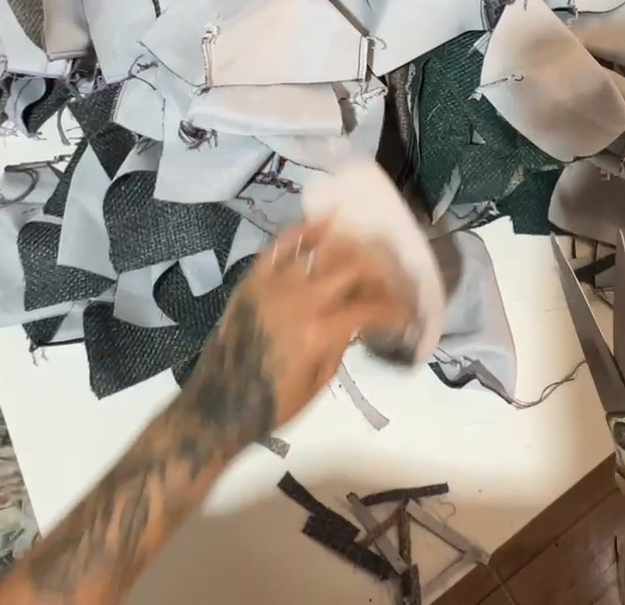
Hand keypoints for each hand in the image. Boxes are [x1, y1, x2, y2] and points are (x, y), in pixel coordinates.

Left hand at [183, 214, 416, 439]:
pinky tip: (328, 218)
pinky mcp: (254, 278)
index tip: (407, 311)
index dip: (395, 308)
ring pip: (322, 250)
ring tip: (367, 250)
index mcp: (319, 332)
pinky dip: (305, 228)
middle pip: (352, 268)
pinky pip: (281, 245)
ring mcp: (274, 284)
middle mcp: (300, 299)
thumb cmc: (273, 404)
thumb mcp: (320, 381)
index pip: (370, 307)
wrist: (217, 406)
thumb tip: (358, 317)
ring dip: (351, 248)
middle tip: (389, 280)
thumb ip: (341, 342)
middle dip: (378, 273)